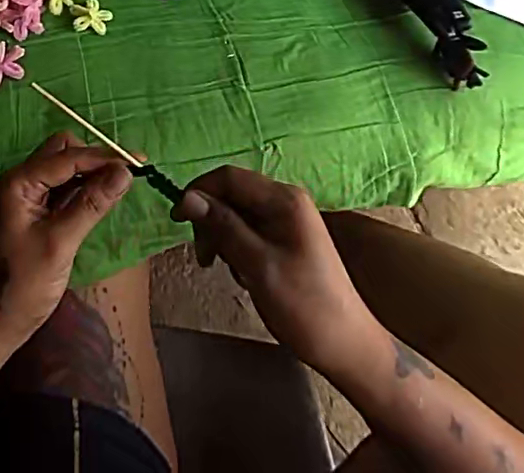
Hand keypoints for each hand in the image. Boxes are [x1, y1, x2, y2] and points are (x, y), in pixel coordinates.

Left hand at [0, 132, 133, 342]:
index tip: (137, 161)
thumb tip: (125, 172)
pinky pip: (60, 188)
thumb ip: (92, 204)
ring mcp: (24, 196)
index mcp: (19, 182)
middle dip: (94, 158)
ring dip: (90, 173)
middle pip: (63, 152)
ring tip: (120, 184)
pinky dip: (81, 189)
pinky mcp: (31, 212)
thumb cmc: (20, 286)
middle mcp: (20, 181)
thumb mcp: (60, 243)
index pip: (68, 155)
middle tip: (125, 174)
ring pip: (63, 169)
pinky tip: (101, 198)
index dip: (104, 157)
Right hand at [171, 166, 380, 374]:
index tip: (176, 220)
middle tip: (206, 259)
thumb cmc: (304, 306)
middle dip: (212, 221)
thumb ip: (223, 227)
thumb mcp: (258, 265)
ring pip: (238, 214)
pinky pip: (250, 231)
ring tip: (231, 272)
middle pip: (233, 194)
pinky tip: (245, 275)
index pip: (230, 177)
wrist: (347, 346)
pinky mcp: (287, 238)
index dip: (199, 191)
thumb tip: (188, 198)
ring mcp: (288, 219)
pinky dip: (238, 249)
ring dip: (224, 238)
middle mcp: (286, 200)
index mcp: (284, 199)